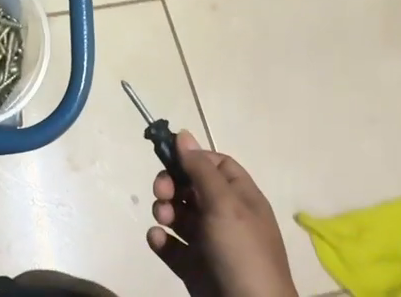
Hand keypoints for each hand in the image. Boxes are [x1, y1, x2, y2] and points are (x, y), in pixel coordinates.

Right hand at [147, 131, 298, 296]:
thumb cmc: (242, 254)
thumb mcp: (225, 205)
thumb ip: (200, 168)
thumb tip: (183, 134)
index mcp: (241, 199)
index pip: (216, 164)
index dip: (193, 158)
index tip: (170, 159)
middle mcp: (225, 217)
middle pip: (191, 186)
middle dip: (172, 184)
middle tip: (161, 192)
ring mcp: (209, 243)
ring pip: (179, 214)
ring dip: (165, 209)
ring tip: (163, 219)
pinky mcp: (194, 267)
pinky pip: (171, 245)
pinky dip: (161, 239)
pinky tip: (158, 239)